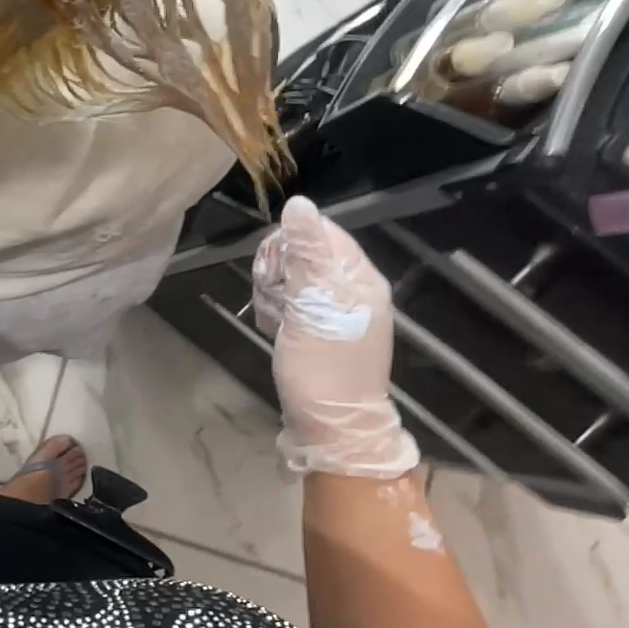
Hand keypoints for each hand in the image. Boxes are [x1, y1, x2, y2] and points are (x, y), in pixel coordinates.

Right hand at [252, 197, 419, 478]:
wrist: (330, 422)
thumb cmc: (322, 365)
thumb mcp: (312, 307)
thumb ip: (306, 254)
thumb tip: (299, 205)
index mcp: (358, 277)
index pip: (318, 231)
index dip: (287, 245)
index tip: (275, 273)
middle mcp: (351, 287)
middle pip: (299, 252)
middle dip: (275, 271)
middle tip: (275, 300)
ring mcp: (334, 308)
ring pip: (288, 277)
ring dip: (270, 292)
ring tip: (275, 318)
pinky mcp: (316, 326)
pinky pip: (288, 301)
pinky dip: (274, 310)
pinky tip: (274, 327)